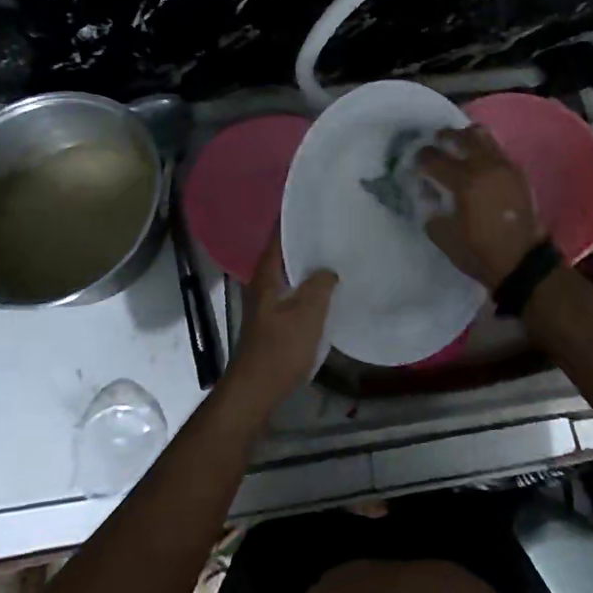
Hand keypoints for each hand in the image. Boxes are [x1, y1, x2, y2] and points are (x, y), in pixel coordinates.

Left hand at [225, 229, 336, 409]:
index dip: (292, 219)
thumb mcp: (308, 313)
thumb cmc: (281, 348)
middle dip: (304, 241)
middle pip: (283, 254)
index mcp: (265, 275)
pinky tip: (327, 290)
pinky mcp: (273, 319)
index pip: (277, 237)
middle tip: (333, 228)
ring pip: (289, 275)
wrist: (257, 388)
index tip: (313, 205)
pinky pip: (292, 293)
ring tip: (335, 255)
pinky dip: (307, 287)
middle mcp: (262, 283)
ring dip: (307, 266)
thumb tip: (328, 269)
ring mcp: (266, 302)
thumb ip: (320, 285)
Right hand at [416, 126, 542, 285]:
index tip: (414, 164)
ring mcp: (504, 166)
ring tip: (457, 147)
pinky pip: (496, 149)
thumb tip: (426, 191)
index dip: (419, 158)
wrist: (523, 262)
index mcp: (463, 182)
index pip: (433, 157)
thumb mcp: (441, 235)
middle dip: (442, 138)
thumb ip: (428, 208)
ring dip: (465, 137)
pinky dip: (483, 149)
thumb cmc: (478, 251)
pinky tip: (477, 163)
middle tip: (434, 146)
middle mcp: (484, 166)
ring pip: (482, 135)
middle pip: (459, 136)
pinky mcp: (518, 172)